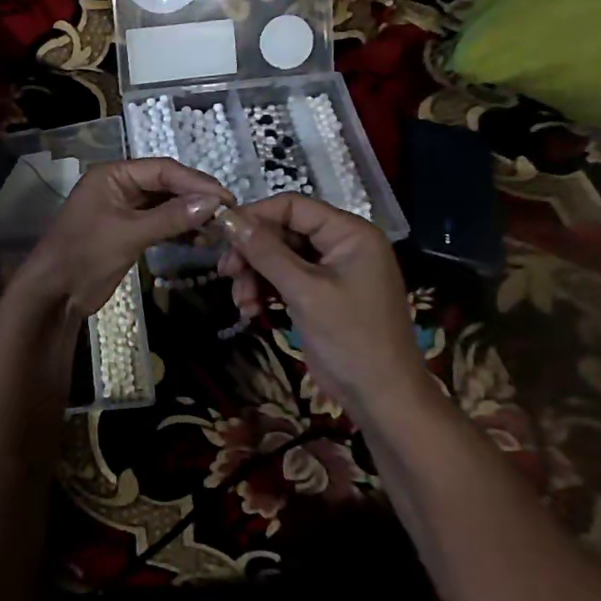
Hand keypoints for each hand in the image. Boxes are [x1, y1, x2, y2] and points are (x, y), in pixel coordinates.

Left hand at [15, 157, 232, 317]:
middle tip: (230, 214)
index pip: (162, 170)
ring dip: (191, 215)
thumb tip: (214, 203)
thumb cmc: (85, 254)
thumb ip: (171, 217)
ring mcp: (123, 210)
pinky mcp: (128, 232)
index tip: (227, 198)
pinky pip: (160, 224)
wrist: (55, 292)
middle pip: (166, 185)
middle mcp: (119, 186)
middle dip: (196, 198)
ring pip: (165, 206)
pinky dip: (179, 230)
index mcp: (112, 175)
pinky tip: (201, 240)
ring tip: (220, 229)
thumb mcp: (130, 233)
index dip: (196, 182)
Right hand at [214, 195, 426, 407]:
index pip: (293, 206)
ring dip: (253, 275)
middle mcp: (341, 244)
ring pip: (277, 256)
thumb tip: (227, 219)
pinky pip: (283, 279)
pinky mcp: (319, 293)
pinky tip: (250, 310)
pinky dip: (264, 290)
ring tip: (240, 301)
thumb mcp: (303, 290)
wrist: (380, 394)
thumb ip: (265, 252)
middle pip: (282, 231)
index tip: (220, 234)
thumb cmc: (350, 336)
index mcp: (350, 233)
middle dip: (251, 252)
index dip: (254, 216)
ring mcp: (330, 270)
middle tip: (225, 273)